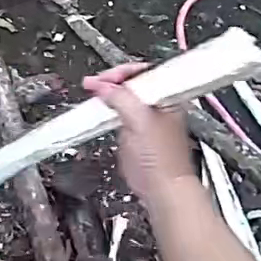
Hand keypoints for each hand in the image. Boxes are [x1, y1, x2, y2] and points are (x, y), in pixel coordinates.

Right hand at [83, 64, 196, 203]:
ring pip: (124, 97)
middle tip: (94, 83)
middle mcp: (158, 104)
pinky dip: (107, 108)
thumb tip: (104, 86)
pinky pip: (119, 113)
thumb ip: (122, 99)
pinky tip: (98, 106)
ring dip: (108, 93)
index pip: (145, 73)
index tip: (106, 78)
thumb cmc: (163, 158)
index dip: (124, 73)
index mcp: (168, 96)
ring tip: (92, 89)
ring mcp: (146, 117)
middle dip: (112, 81)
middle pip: (133, 83)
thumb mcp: (141, 121)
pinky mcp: (134, 131)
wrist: (161, 187)